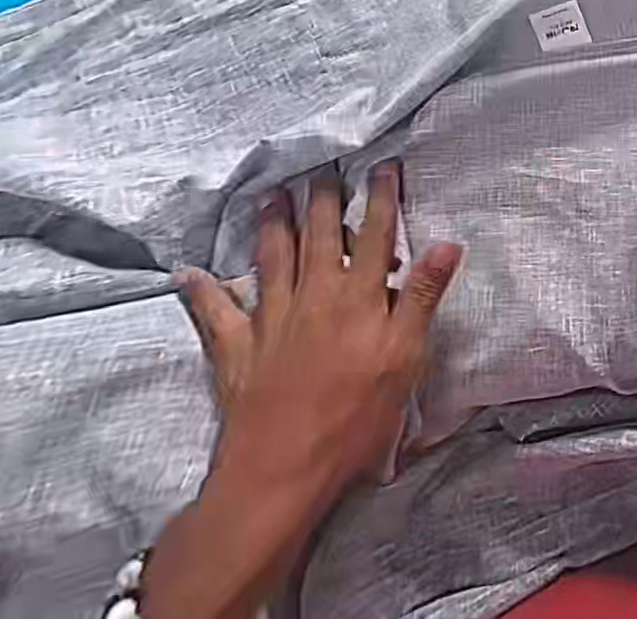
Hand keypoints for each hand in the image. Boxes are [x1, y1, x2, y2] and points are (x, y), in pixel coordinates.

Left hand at [176, 164, 462, 490]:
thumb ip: (423, 295)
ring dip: (272, 224)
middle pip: (320, 236)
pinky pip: (216, 314)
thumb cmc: (357, 414)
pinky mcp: (237, 350)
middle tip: (321, 167)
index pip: (374, 235)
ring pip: (272, 259)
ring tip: (271, 196)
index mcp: (358, 296)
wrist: (282, 471)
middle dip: (323, 198)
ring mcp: (271, 319)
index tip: (383, 166)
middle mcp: (314, 295)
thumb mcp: (407, 356)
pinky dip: (203, 292)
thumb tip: (447, 244)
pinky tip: (189, 274)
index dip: (381, 198)